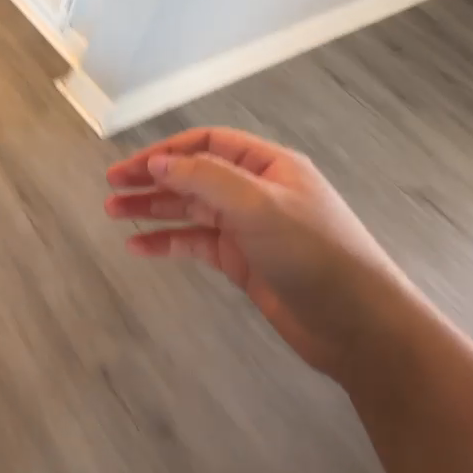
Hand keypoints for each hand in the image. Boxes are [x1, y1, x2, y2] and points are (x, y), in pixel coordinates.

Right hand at [106, 127, 420, 378]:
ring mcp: (250, 228)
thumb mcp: (258, 206)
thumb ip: (205, 179)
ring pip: (190, 209)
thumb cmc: (314, 254)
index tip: (129, 168)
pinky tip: (138, 247)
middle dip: (152, 179)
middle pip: (193, 175)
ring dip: (152, 209)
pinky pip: (196, 243)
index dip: (165, 151)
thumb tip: (157, 162)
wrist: (361, 328)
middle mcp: (257, 191)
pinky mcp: (244, 262)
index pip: (207, 144)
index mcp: (269, 166)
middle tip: (111, 187)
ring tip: (112, 213)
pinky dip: (167, 242)